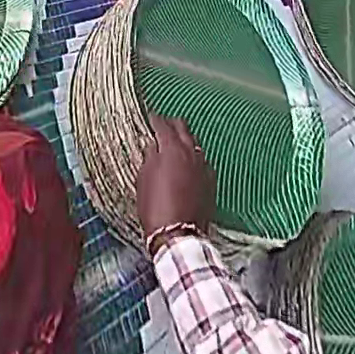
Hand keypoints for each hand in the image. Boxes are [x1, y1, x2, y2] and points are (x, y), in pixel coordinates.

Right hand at [136, 115, 214, 236]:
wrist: (178, 236)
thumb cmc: (155, 206)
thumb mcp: (144, 178)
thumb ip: (149, 156)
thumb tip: (153, 145)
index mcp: (171, 148)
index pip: (162, 125)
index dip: (155, 119)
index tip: (150, 117)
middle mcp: (190, 152)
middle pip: (182, 128)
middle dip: (172, 124)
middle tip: (163, 125)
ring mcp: (203, 166)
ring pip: (194, 142)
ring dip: (184, 140)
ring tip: (175, 143)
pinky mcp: (210, 181)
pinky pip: (202, 160)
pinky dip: (194, 157)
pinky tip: (188, 163)